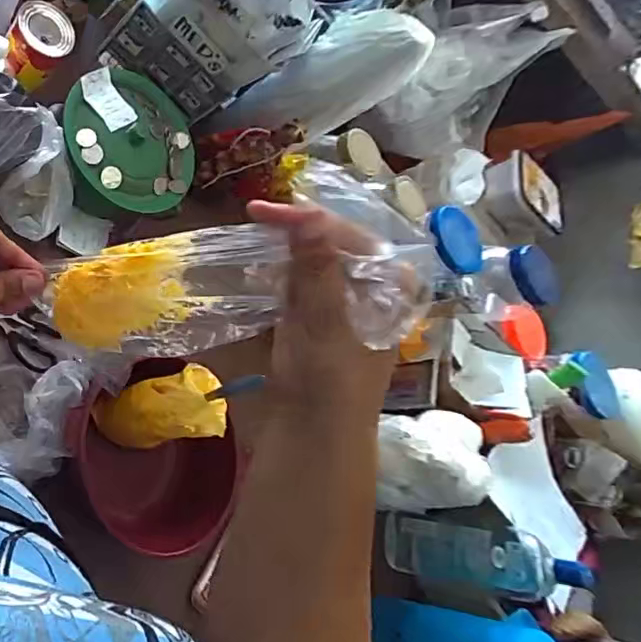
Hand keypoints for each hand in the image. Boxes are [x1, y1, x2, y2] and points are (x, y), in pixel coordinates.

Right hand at [247, 199, 394, 414]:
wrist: (315, 430)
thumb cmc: (328, 376)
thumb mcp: (323, 320)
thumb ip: (316, 267)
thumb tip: (307, 217)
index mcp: (388, 284)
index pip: (347, 234)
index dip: (305, 219)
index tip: (260, 212)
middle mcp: (371, 289)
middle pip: (330, 244)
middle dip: (293, 232)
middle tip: (254, 220)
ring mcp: (344, 304)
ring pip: (313, 263)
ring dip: (283, 252)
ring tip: (252, 244)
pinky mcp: (319, 320)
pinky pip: (300, 284)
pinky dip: (278, 276)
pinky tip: (257, 275)